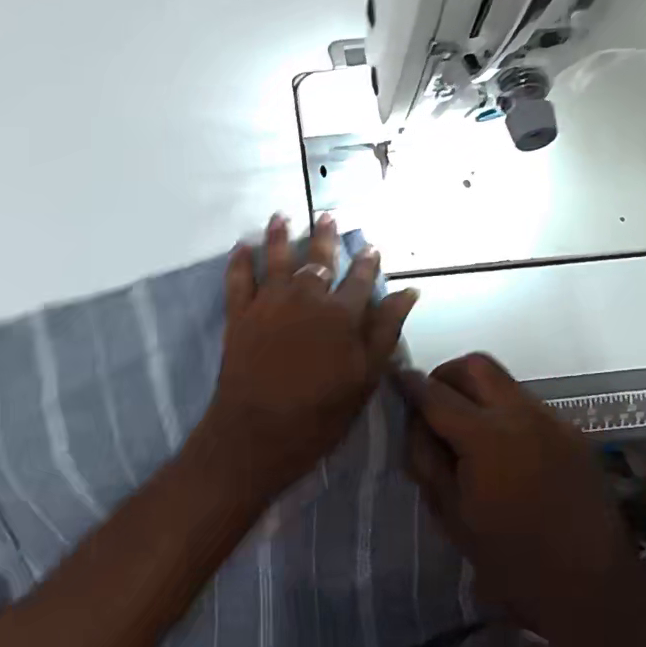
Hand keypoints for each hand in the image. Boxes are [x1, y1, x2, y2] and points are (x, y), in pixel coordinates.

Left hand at [194, 213, 418, 498]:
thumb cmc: (321, 412)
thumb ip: (385, 331)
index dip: (367, 261)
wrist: (260, 430)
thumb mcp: (365, 377)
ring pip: (276, 259)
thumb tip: (408, 293)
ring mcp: (269, 303)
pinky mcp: (239, 314)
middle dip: (325, 237)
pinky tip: (241, 246)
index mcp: (341, 314)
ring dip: (279, 235)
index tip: (371, 245)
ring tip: (281, 216)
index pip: (359, 279)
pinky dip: (239, 261)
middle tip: (327, 216)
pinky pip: (238, 279)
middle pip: (318, 260)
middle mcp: (305, 298)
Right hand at [399, 353, 645, 646]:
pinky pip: (527, 404)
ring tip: (466, 431)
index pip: (435, 393)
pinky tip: (500, 450)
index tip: (394, 380)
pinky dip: (502, 411)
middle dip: (445, 376)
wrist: (595, 591)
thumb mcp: (450, 513)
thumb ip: (427, 458)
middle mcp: (522, 416)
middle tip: (432, 405)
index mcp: (486, 438)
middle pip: (475, 366)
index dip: (409, 384)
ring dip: (476, 393)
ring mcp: (553, 421)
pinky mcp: (573, 434)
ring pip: (503, 382)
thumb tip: (415, 421)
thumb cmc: (511, 560)